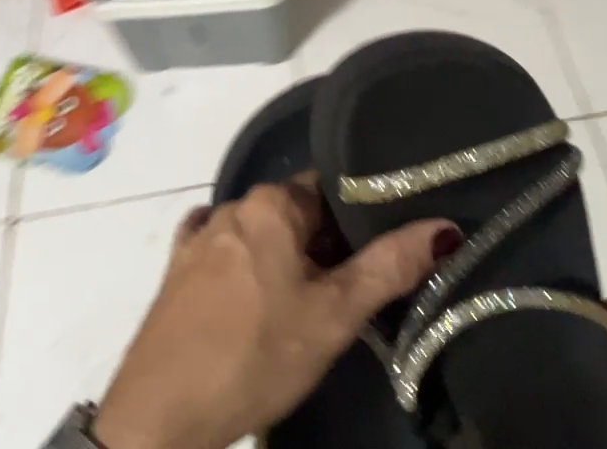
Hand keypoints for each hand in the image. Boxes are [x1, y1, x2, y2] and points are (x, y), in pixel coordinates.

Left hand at [94, 173, 458, 448]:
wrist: (161, 416)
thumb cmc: (256, 355)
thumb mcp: (333, 316)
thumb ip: (390, 266)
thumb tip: (444, 227)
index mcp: (272, 203)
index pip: (332, 189)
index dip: (361, 219)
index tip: (382, 250)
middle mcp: (233, 206)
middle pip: (297, 211)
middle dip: (327, 242)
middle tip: (354, 286)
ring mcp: (200, 238)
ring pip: (261, 234)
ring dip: (288, 257)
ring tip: (313, 298)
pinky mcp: (176, 272)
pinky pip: (224, 252)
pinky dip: (247, 266)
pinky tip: (256, 292)